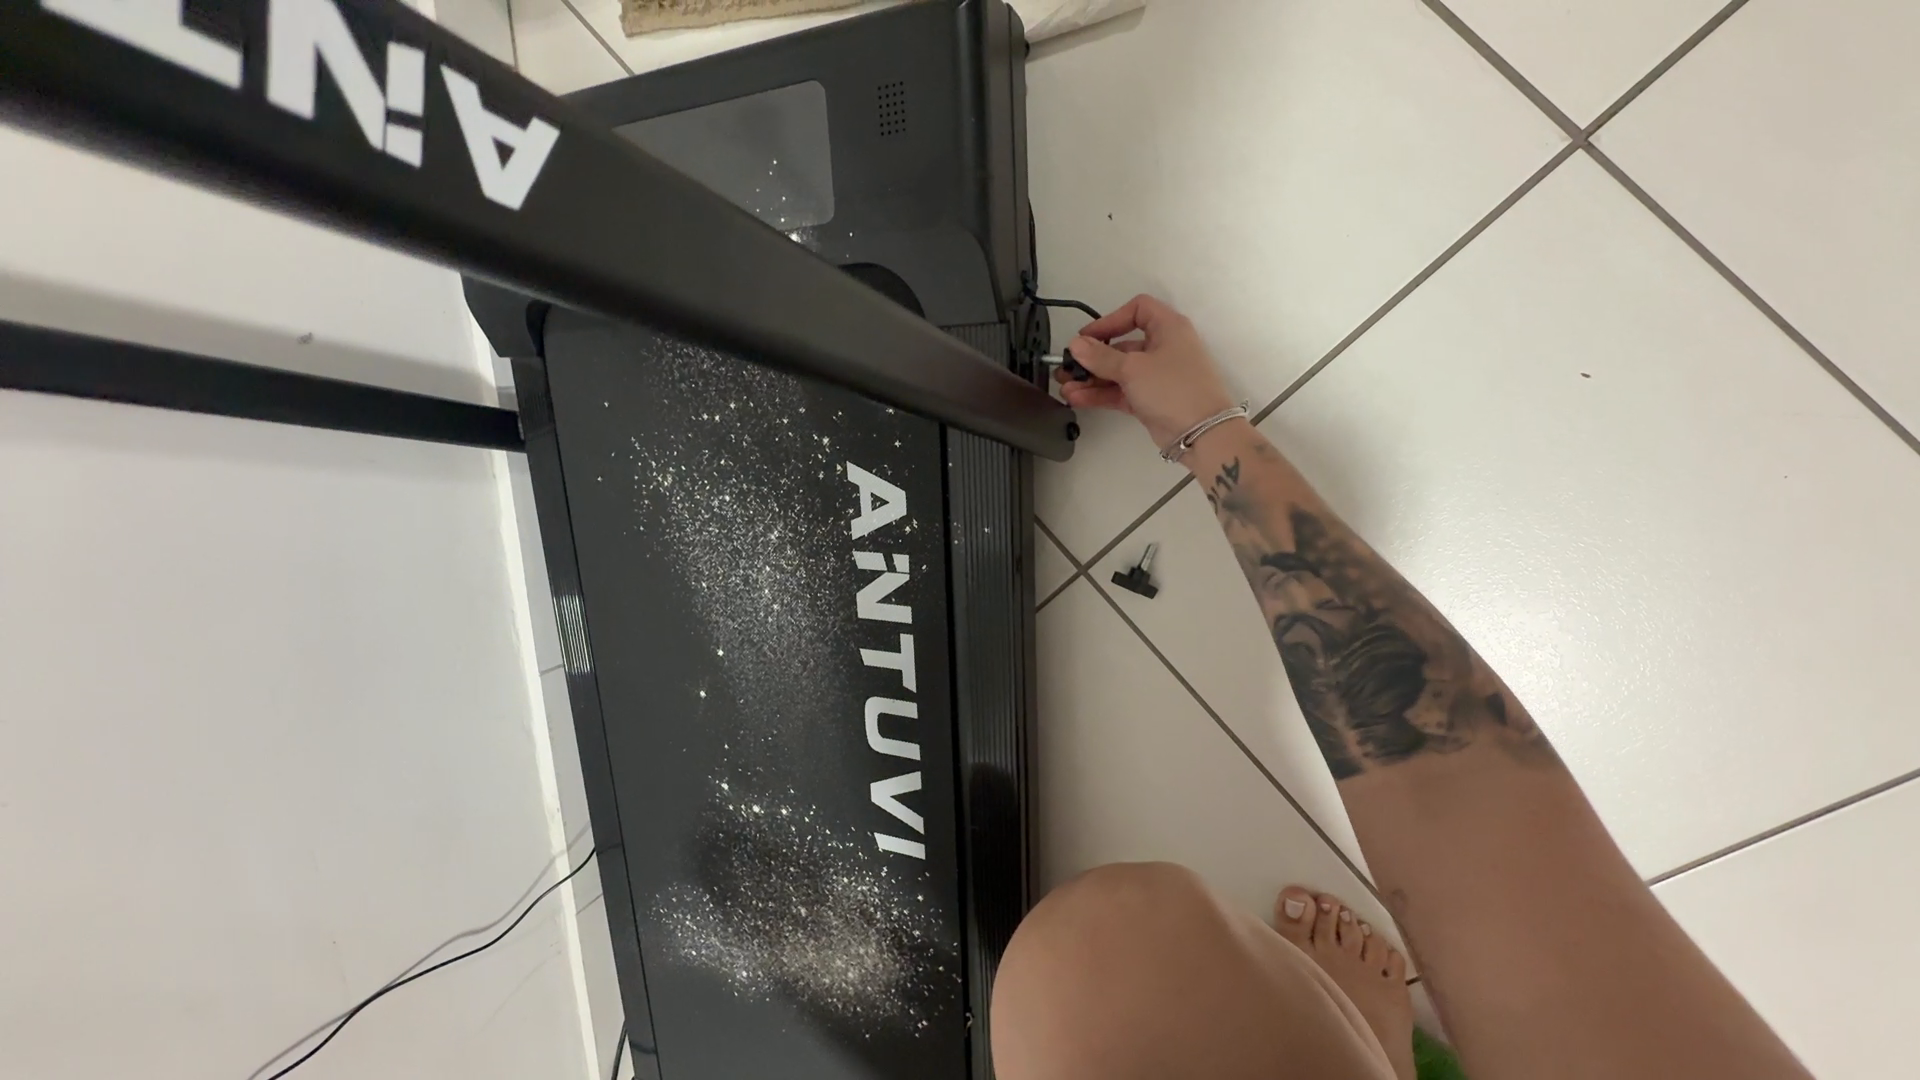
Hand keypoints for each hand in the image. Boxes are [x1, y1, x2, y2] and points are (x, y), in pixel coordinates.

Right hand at [1054, 294, 1236, 452]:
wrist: (1202, 434)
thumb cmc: (1174, 389)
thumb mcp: (1133, 368)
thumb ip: (1101, 356)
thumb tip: (1076, 345)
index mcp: (1168, 328)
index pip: (1137, 310)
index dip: (1110, 320)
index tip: (1087, 337)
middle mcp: (1163, 348)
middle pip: (1121, 344)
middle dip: (1092, 357)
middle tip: (1067, 367)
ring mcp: (1156, 376)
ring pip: (1118, 371)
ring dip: (1092, 378)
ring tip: (1066, 387)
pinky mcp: (1150, 400)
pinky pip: (1120, 391)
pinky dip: (1101, 394)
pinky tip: (1077, 398)